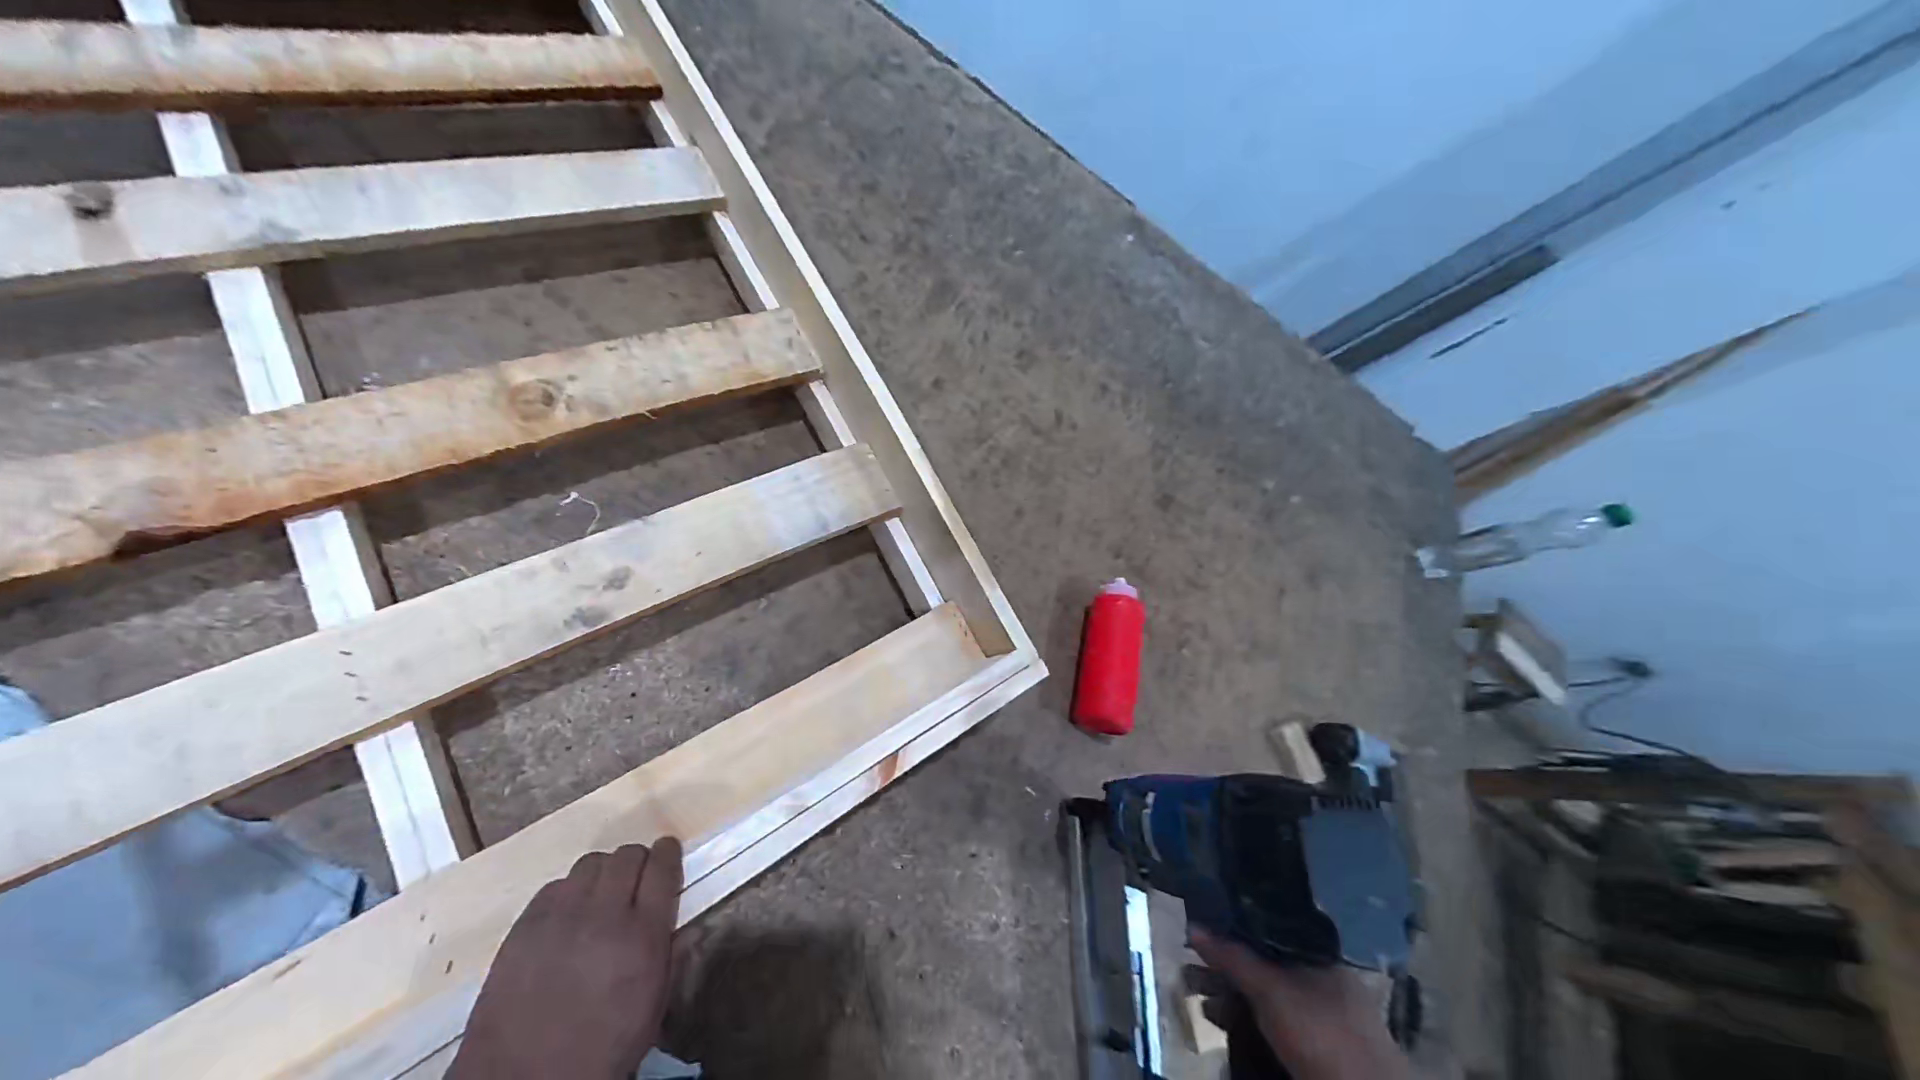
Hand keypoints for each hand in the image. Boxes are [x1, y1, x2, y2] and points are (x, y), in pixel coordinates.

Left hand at [449, 839, 683, 1079]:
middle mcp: (604, 916)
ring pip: (592, 863)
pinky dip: (569, 891)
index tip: (669, 851)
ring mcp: (560, 919)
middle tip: (638, 877)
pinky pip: (554, 886)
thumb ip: (673, 956)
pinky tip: (569, 915)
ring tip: (602, 894)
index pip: (663, 868)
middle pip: (628, 856)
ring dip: (604, 872)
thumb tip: (689, 923)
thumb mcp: (653, 1008)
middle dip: (639, 860)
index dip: (669, 853)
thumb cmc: (601, 1049)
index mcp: (643, 936)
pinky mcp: (524, 927)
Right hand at [1190, 927, 1409, 1079]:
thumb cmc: (1322, 1035)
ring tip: (1191, 992)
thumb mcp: (1271, 991)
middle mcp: (1318, 979)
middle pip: (1261, 961)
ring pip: (1262, 992)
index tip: (1201, 926)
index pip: (1268, 928)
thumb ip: (1232, 958)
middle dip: (1223, 963)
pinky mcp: (1309, 1045)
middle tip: (1188, 964)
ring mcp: (1315, 1014)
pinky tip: (1215, 1018)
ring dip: (1227, 991)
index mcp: (1319, 956)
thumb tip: (1193, 927)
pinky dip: (1241, 1016)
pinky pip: (1266, 1019)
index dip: (1233, 925)